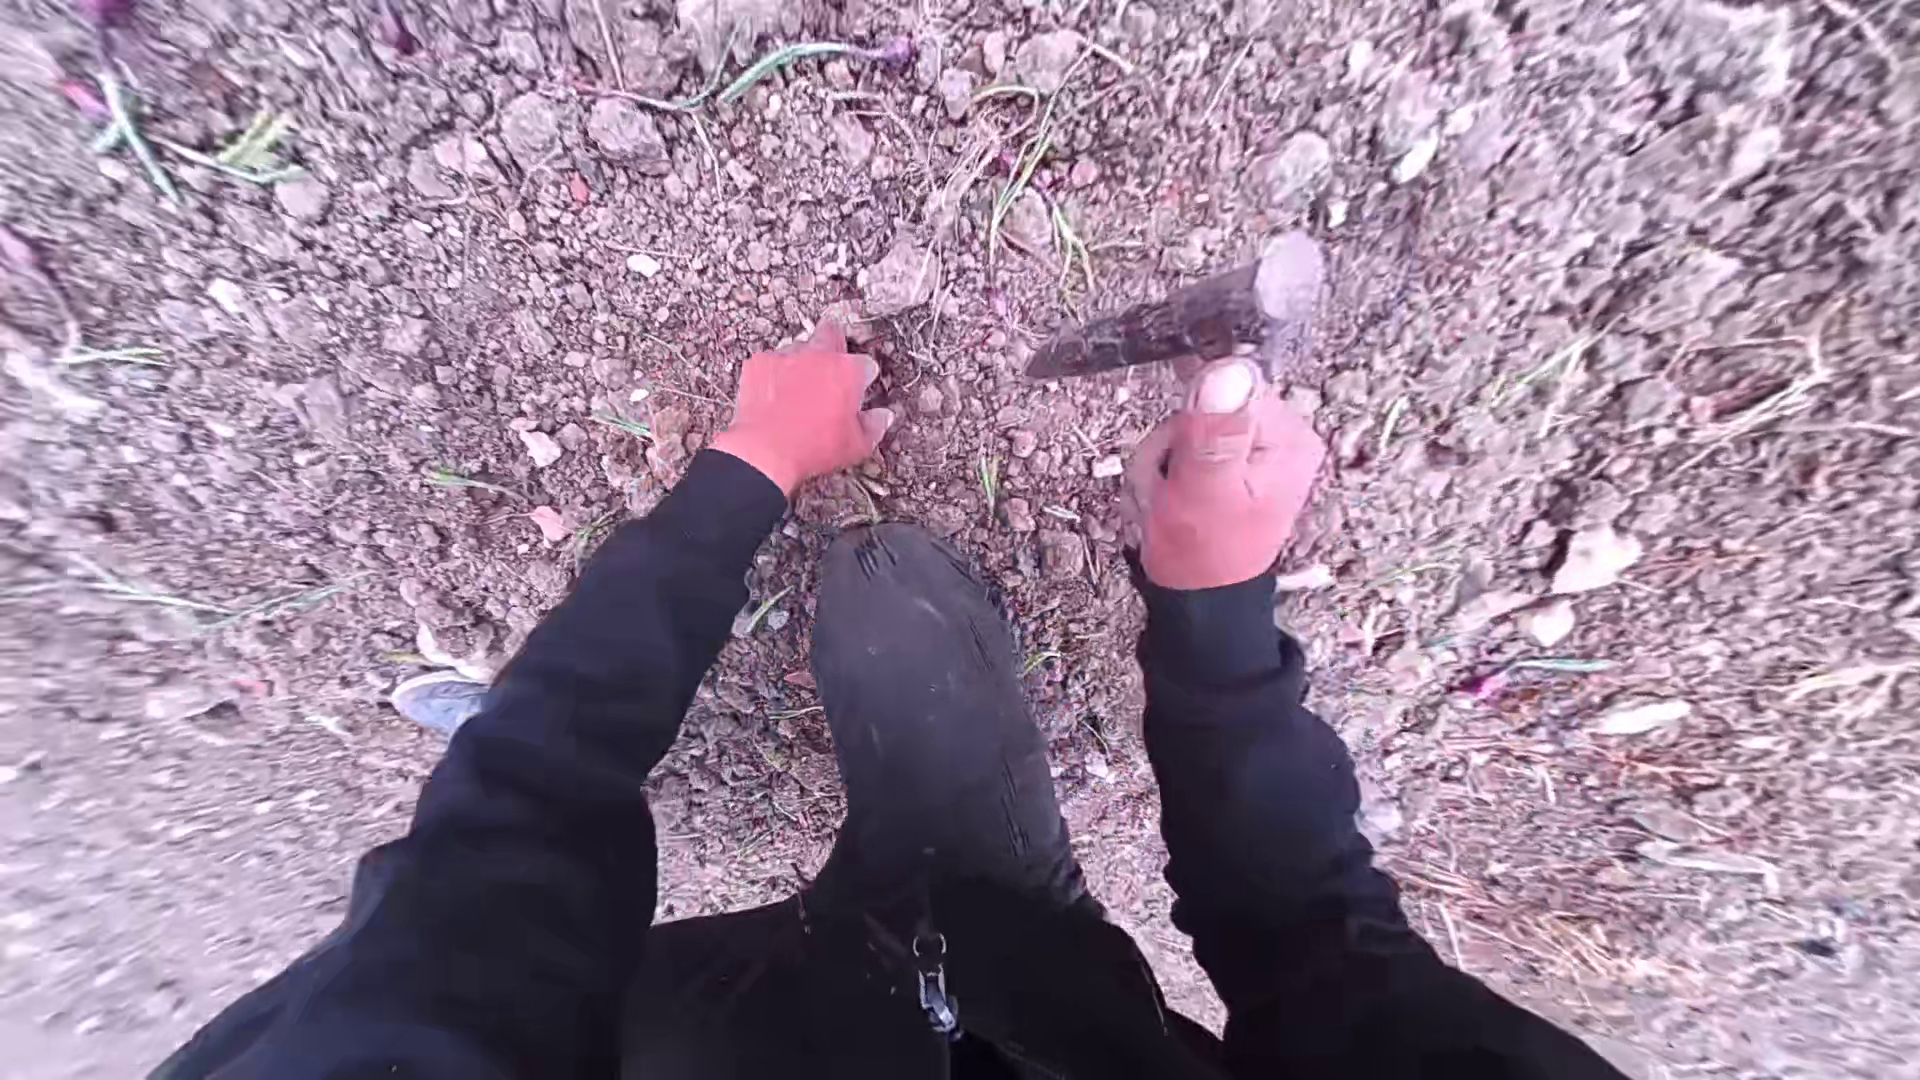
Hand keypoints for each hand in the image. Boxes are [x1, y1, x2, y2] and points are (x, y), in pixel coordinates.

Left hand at [710, 320, 894, 495]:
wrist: (766, 451)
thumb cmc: (812, 447)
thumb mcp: (856, 445)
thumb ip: (873, 426)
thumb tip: (882, 417)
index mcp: (848, 371)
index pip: (865, 364)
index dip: (863, 377)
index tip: (859, 389)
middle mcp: (818, 355)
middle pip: (831, 334)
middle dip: (834, 346)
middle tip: (832, 370)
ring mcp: (787, 356)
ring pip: (800, 347)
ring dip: (803, 362)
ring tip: (800, 390)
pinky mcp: (759, 363)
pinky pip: (772, 361)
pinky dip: (775, 374)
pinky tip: (777, 395)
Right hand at [1127, 359, 1324, 590]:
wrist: (1194, 599)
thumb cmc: (1202, 555)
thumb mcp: (1206, 493)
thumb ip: (1215, 435)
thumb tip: (1226, 373)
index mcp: (1286, 440)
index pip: (1226, 390)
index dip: (1187, 423)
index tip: (1180, 461)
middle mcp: (1273, 438)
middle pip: (1199, 407)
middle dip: (1167, 449)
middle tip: (1167, 490)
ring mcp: (1245, 452)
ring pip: (1179, 429)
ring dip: (1157, 466)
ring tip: (1163, 501)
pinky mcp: (1221, 465)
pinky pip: (1175, 448)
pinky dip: (1159, 475)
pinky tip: (1163, 501)